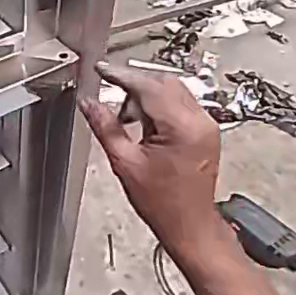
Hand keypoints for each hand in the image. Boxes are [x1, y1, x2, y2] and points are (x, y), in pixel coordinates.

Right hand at [78, 61, 223, 252]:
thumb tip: (89, 103)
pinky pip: (181, 104)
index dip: (121, 75)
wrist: (189, 224)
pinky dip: (161, 106)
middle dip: (134, 85)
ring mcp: (206, 125)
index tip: (102, 70)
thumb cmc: (163, 203)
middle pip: (163, 82)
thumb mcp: (125, 163)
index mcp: (182, 127)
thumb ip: (106, 127)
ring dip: (147, 95)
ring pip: (173, 90)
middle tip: (111, 96)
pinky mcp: (206, 130)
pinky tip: (146, 125)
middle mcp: (200, 121)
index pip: (148, 86)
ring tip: (128, 120)